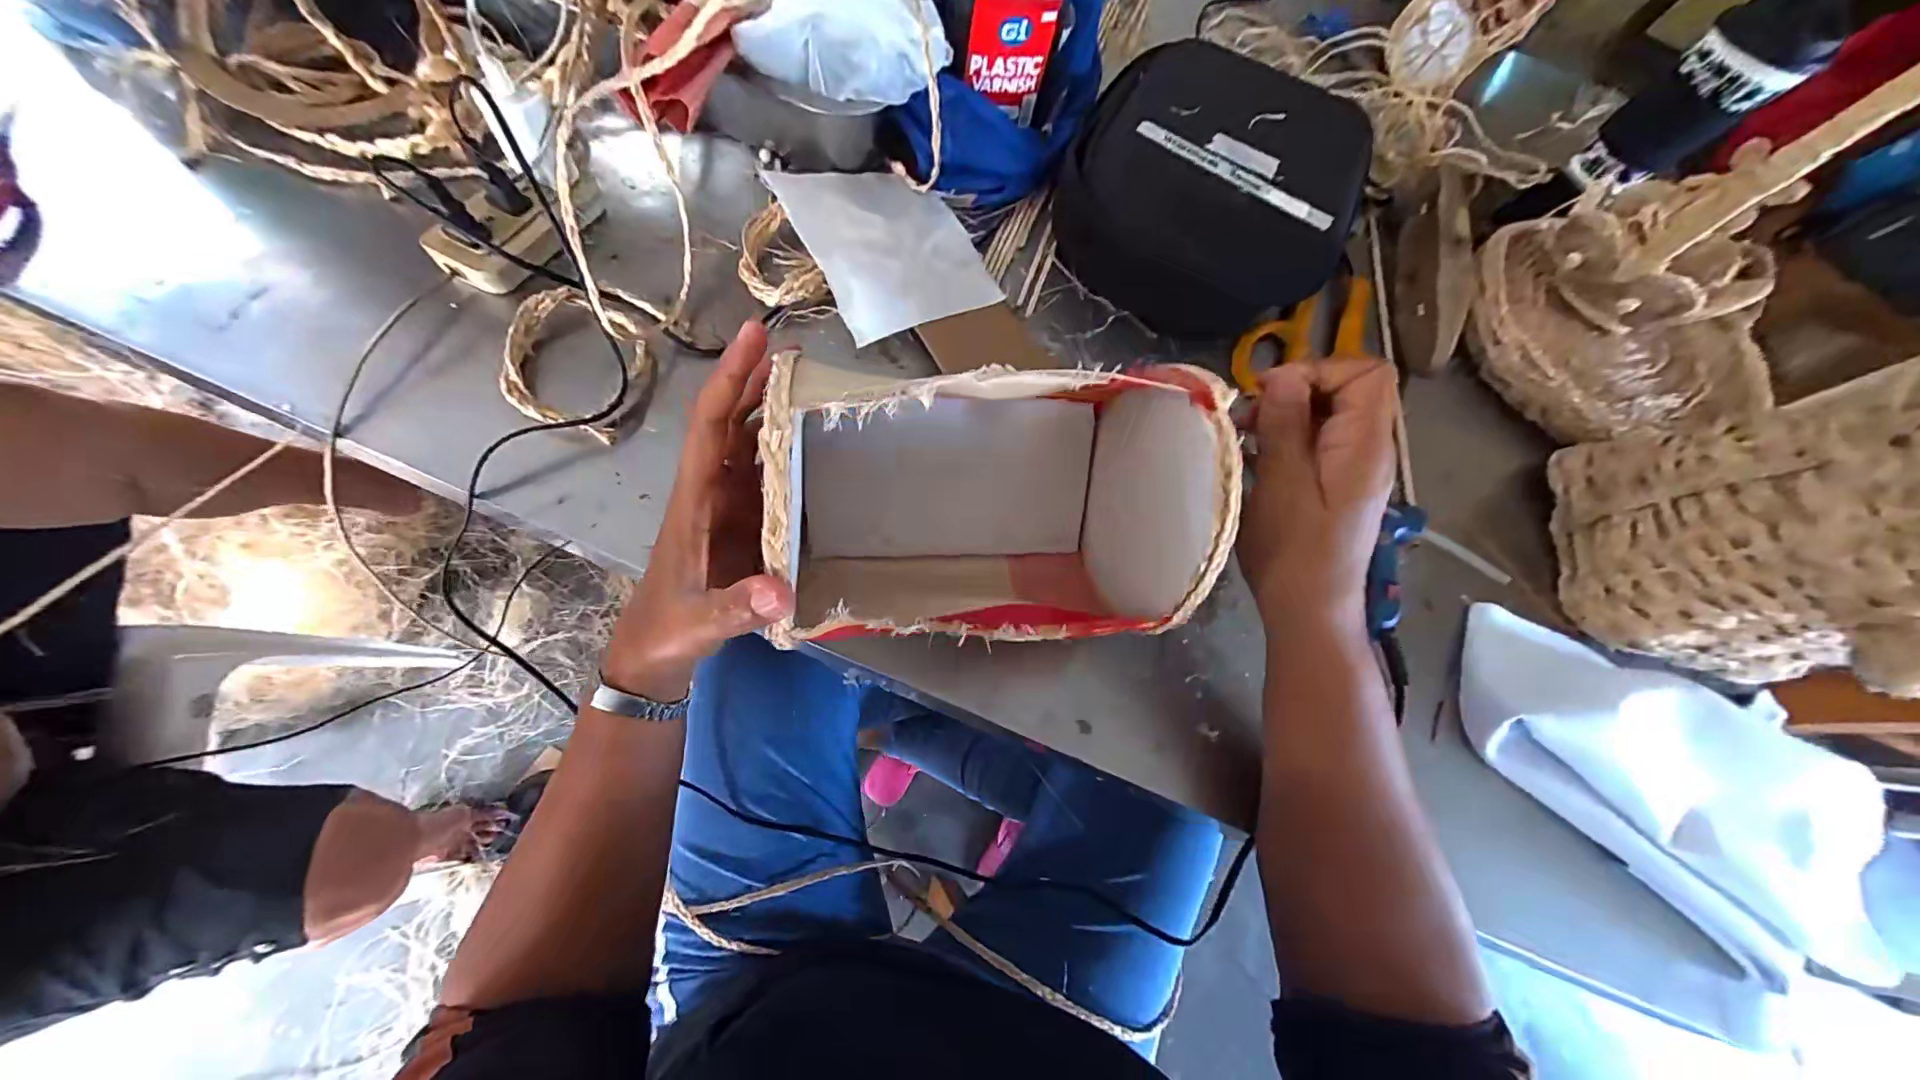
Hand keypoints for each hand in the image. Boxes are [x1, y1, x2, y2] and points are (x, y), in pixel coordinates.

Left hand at [600, 321, 793, 700]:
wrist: (653, 653)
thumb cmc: (668, 630)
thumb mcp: (701, 622)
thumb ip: (737, 607)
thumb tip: (782, 591)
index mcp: (695, 500)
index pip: (711, 425)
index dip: (731, 378)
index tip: (755, 336)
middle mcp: (710, 493)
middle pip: (729, 422)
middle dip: (752, 380)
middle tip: (792, 348)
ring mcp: (726, 508)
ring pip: (745, 444)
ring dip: (767, 409)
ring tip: (806, 383)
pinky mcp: (741, 525)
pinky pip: (762, 475)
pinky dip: (781, 450)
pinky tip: (808, 443)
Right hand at [1237, 359, 1396, 632]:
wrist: (1310, 610)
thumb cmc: (1294, 550)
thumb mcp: (1282, 483)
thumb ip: (1286, 425)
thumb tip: (1283, 375)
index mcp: (1365, 444)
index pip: (1365, 372)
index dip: (1317, 369)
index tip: (1270, 394)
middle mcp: (1368, 449)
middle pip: (1346, 391)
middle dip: (1293, 392)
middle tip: (1246, 417)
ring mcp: (1352, 470)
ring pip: (1326, 417)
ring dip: (1283, 417)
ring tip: (1242, 438)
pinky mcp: (1334, 488)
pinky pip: (1316, 445)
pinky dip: (1285, 441)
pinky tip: (1252, 459)